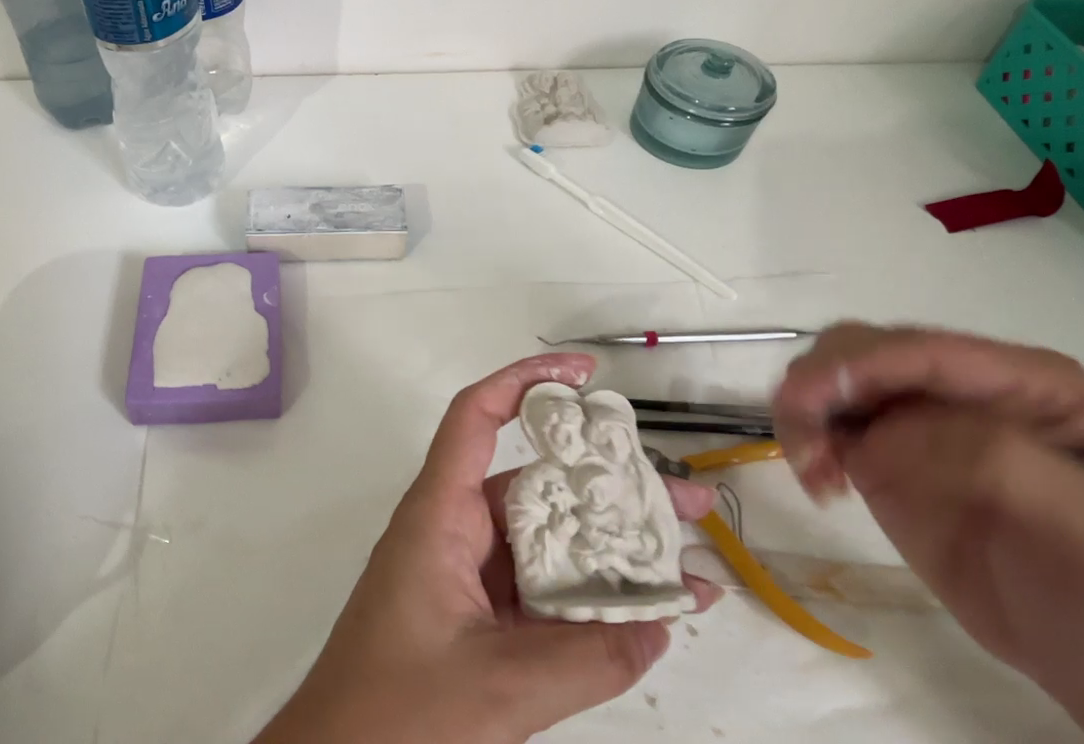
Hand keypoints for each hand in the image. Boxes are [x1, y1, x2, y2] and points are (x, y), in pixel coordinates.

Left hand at [254, 354, 720, 743]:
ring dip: (605, 545)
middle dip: (607, 485)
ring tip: (684, 553)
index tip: (583, 374)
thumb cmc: (398, 709)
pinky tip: (644, 610)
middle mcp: (452, 530)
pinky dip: (585, 593)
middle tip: (684, 498)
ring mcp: (463, 574)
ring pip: (542, 539)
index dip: (524, 381)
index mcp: (439, 516)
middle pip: (533, 484)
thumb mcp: (502, 686)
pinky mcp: (473, 613)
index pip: (476, 418)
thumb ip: (589, 658)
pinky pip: (536, 586)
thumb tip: (665, 624)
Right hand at [774, 323, 1083, 743]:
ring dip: (803, 414)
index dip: (862, 364)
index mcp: (1023, 380)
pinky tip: (820, 485)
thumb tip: (899, 428)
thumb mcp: (1082, 522)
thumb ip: (998, 457)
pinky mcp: (880, 455)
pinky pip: (822, 424)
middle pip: (860, 350)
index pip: (924, 350)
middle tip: (809, 445)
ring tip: (814, 473)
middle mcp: (961, 386)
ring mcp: (915, 419)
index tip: (814, 401)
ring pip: (828, 379)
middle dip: (819, 384)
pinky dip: (802, 443)